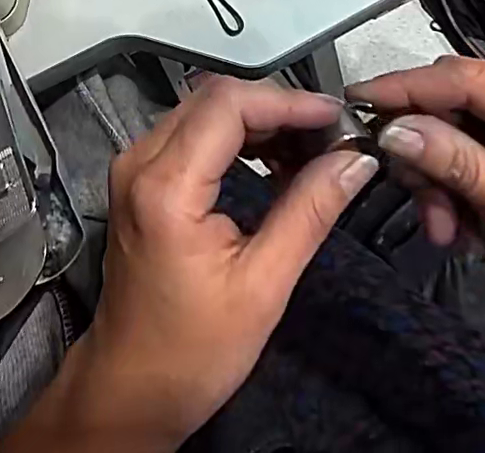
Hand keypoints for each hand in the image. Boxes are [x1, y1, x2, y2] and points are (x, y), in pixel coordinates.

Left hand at [3, 78, 377, 452]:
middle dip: (277, 106)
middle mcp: (140, 160)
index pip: (228, 105)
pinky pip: (194, 129)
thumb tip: (355, 160)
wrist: (128, 388)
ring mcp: (135, 163)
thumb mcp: (263, 285)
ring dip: (260, 118)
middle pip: (216, 97)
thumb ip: (310, 210)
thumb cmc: (191, 351)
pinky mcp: (142, 174)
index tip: (333, 115)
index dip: (286, 101)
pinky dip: (238, 133)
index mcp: (165, 187)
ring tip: (309, 144)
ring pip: (206, 107)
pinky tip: (274, 156)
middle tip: (327, 131)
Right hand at [351, 56, 484, 366]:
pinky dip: (466, 173)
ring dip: (445, 165)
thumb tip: (395, 131)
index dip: (409, 87)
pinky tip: (464, 214)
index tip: (358, 102)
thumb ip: (465, 170)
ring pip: (471, 118)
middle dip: (428, 139)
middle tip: (410, 192)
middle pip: (468, 93)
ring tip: (445, 222)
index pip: (473, 79)